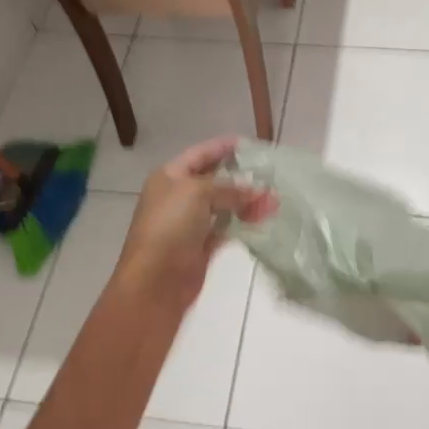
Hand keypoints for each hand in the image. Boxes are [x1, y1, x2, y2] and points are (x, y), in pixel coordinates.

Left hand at [113, 136, 275, 310]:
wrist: (154, 282)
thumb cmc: (170, 227)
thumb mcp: (198, 193)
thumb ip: (231, 188)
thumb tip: (260, 190)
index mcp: (170, 176)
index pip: (201, 153)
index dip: (225, 147)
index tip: (254, 145)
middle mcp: (178, 196)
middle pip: (215, 179)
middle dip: (243, 177)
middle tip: (272, 175)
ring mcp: (189, 222)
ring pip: (224, 204)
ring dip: (248, 201)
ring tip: (275, 200)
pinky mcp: (201, 246)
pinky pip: (227, 228)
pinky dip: (244, 222)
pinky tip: (263, 219)